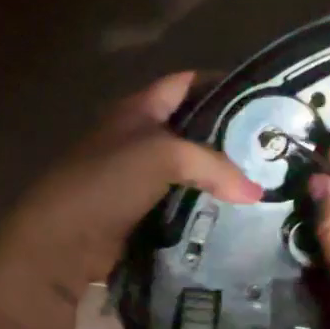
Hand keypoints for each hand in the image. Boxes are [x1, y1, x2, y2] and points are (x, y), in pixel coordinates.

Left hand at [0, 72, 260, 296]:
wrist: (60, 245)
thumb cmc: (105, 185)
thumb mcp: (161, 157)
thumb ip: (212, 165)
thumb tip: (254, 192)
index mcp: (137, 110)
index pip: (185, 83)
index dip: (221, 83)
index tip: (261, 99)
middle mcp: (137, 138)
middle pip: (191, 128)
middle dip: (227, 136)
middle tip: (269, 149)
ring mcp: (136, 178)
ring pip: (188, 170)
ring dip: (218, 176)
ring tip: (261, 182)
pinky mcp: (139, 214)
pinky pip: (180, 203)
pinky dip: (203, 206)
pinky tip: (233, 214)